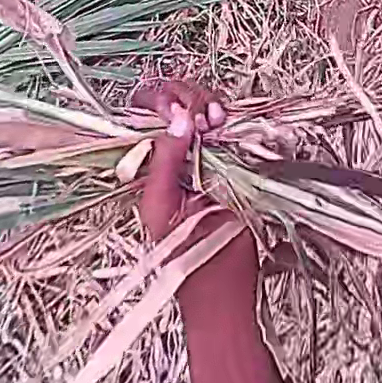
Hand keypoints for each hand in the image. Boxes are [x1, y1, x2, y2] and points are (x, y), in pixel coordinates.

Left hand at [134, 74, 229, 241]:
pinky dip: (228, 118)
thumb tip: (180, 118)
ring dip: (208, 105)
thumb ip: (166, 159)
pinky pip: (230, 125)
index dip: (161, 101)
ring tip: (212, 120)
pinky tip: (223, 122)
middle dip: (187, 100)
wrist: (220, 281)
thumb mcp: (161, 202)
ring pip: (205, 107)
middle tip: (195, 116)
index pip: (149, 111)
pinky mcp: (232, 155)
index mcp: (151, 158)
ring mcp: (206, 149)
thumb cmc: (179, 250)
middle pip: (179, 101)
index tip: (172, 109)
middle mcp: (177, 148)